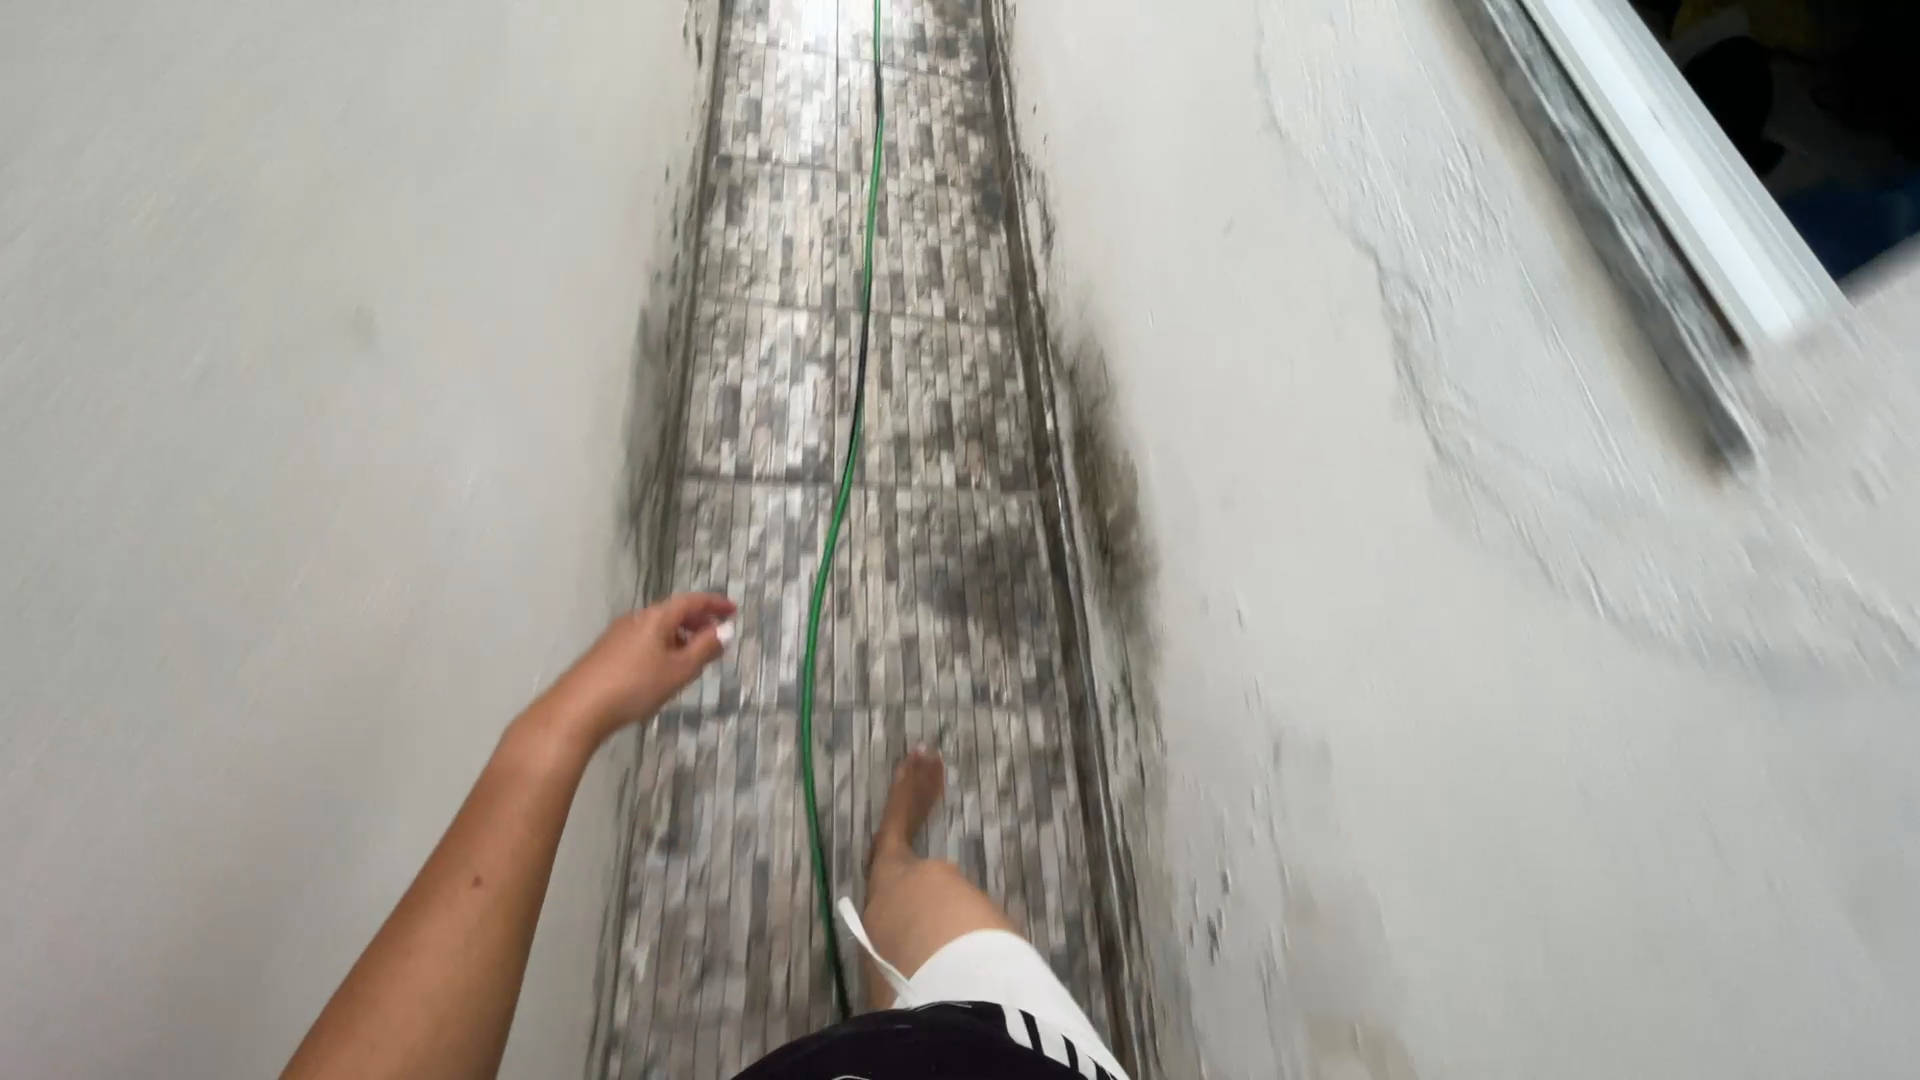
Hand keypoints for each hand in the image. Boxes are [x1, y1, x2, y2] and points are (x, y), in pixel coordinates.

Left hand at [545, 593, 735, 747]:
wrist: (577, 709)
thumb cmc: (635, 686)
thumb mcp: (679, 670)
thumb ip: (705, 648)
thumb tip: (725, 629)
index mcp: (656, 617)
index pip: (691, 601)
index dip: (714, 603)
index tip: (733, 610)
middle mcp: (636, 619)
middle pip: (673, 612)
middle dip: (698, 620)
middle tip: (717, 634)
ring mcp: (618, 635)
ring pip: (658, 628)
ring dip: (681, 635)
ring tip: (694, 656)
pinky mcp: (607, 652)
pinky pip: (645, 640)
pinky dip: (663, 645)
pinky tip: (664, 669)